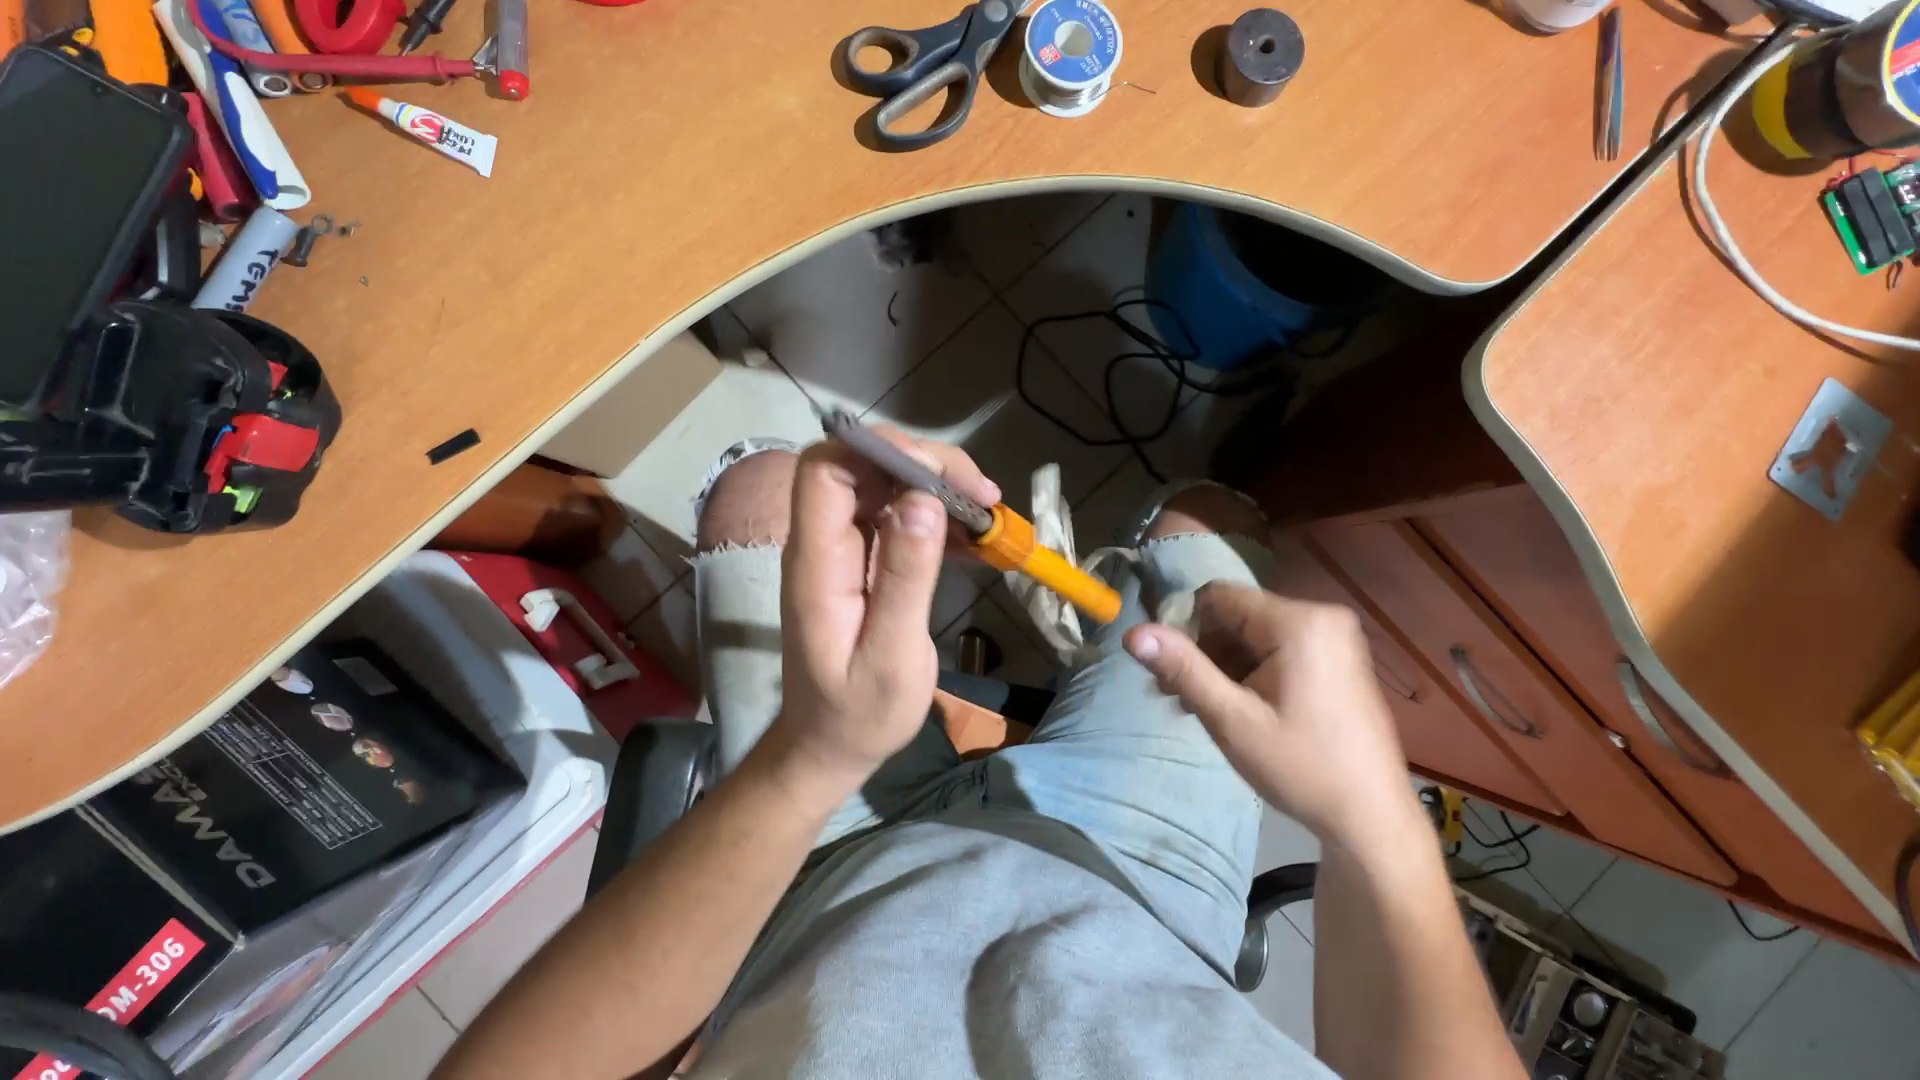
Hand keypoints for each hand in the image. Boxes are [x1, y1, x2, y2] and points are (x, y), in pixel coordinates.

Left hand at [766, 428, 999, 798]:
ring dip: (936, 488)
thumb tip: (922, 502)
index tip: (940, 475)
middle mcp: (823, 544)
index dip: (879, 452)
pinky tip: (973, 539)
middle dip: (923, 465)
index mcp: (817, 563)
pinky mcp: (862, 562)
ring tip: (987, 514)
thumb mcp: (891, 656)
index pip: (826, 471)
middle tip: (982, 494)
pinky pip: (896, 517)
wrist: (830, 744)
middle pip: (861, 466)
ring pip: (883, 487)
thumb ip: (905, 579)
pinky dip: (935, 517)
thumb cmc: (858, 713)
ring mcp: (841, 551)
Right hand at [1123, 583, 1419, 847]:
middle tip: (1175, 697)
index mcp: (1299, 622)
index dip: (1183, 629)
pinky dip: (1249, 671)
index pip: (1217, 597)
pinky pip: (1278, 649)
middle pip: (1236, 615)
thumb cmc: (1300, 767)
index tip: (1167, 672)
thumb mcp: (1231, 719)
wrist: (1370, 817)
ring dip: (1221, 665)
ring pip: (1253, 634)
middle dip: (1201, 652)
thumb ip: (1182, 669)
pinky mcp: (1337, 658)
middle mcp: (1321, 616)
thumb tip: (1132, 633)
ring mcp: (1334, 637)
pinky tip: (1232, 707)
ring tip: (1197, 707)